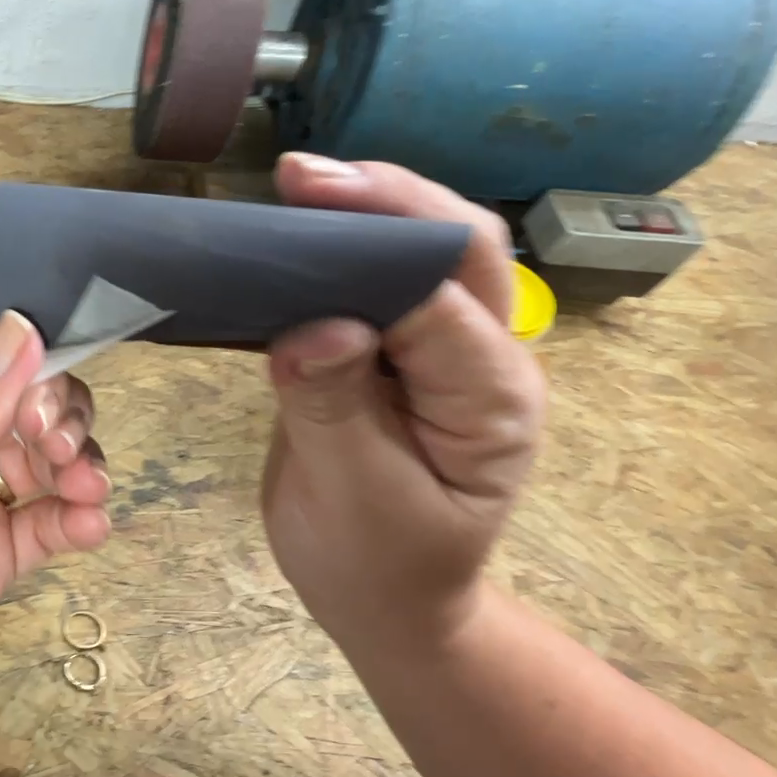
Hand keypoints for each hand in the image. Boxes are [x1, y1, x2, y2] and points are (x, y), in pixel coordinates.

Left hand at [0, 312, 112, 750]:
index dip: (19, 373)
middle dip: (52, 419)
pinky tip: (89, 526)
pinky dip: (73, 520)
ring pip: (37, 466)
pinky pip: (41, 528)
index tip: (45, 405)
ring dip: (73, 466)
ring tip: (85, 491)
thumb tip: (22, 331)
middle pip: (13, 412)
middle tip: (61, 452)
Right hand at [261, 153, 547, 651]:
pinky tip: (287, 242)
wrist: (383, 602)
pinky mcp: (384, 362)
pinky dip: (329, 260)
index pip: (443, 300)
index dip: (377, 253)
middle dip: (384, 201)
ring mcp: (431, 358)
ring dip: (359, 216)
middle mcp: (475, 361)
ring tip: (291, 189)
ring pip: (413, 261)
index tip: (301, 222)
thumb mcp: (358, 500)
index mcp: (489, 397)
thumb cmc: (378, 566)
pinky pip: (367, 294)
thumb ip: (337, 412)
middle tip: (297, 175)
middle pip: (453, 251)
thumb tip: (311, 327)